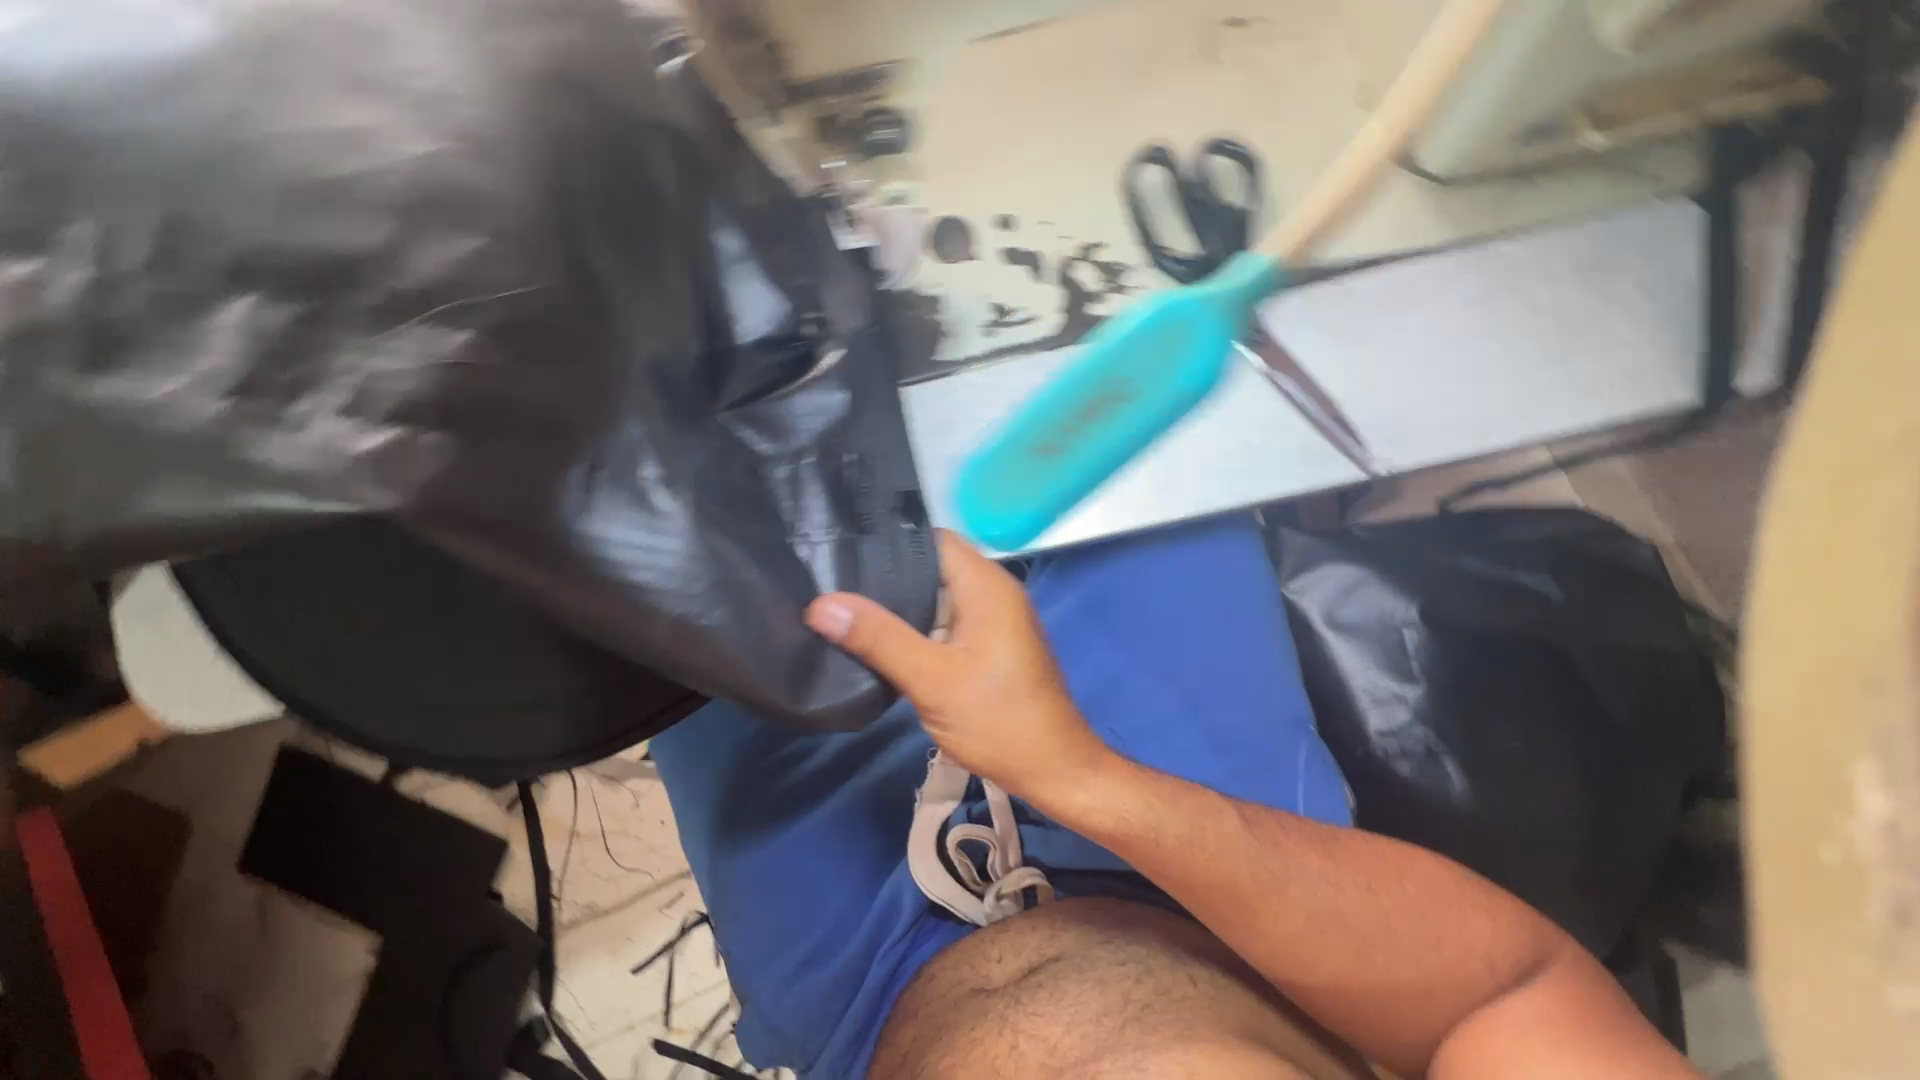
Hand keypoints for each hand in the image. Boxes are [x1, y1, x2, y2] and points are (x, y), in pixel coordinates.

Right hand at [805, 530, 1115, 803]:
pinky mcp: (991, 646)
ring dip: (901, 606)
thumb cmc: (998, 721)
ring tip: (846, 608)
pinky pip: (948, 622)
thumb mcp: (931, 680)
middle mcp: (995, 592)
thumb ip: (878, 638)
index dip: (888, 542)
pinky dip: (919, 628)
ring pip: (938, 597)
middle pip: (933, 566)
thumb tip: (822, 603)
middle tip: (833, 583)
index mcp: (987, 585)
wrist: (1053, 770)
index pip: (933, 539)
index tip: (841, 551)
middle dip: (887, 576)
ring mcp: (995, 620)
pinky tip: (882, 642)